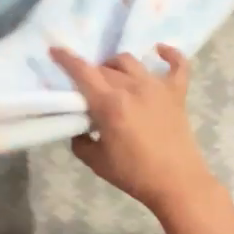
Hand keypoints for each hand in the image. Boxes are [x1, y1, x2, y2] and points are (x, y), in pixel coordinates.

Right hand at [50, 44, 220, 215]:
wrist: (176, 183)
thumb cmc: (134, 174)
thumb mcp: (96, 162)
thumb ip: (81, 140)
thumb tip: (81, 127)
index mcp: (110, 104)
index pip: (83, 72)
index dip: (66, 59)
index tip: (56, 50)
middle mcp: (133, 87)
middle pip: (105, 68)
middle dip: (91, 72)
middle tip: (86, 87)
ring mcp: (157, 87)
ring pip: (131, 62)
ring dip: (115, 65)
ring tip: (111, 76)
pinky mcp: (177, 93)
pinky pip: (177, 64)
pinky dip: (169, 54)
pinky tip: (159, 51)